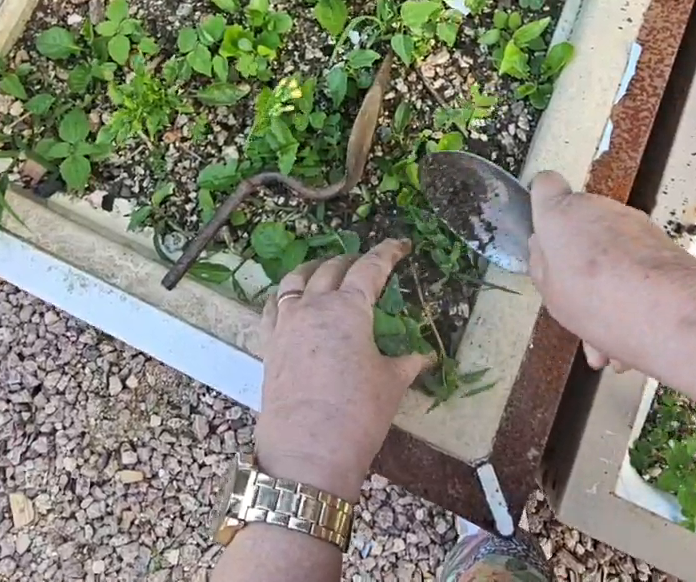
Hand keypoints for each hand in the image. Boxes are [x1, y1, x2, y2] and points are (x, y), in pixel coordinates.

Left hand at [255, 240, 429, 500]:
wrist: (307, 451)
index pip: (370, 268)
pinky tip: (289, 299)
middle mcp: (315, 306)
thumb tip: (426, 357)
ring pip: (296, 280)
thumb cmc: (358, 414)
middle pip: (332, 269)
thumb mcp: (391, 384)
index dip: (387, 252)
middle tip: (366, 262)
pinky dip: (283, 295)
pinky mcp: (268, 343)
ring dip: (314, 269)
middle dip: (351, 260)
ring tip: (326, 269)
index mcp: (349, 308)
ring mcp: (287, 323)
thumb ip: (407, 363)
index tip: (400, 245)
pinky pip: (272, 306)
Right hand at [527, 171, 695, 372]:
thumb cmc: (600, 301)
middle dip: (577, 266)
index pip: (545, 185)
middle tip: (577, 306)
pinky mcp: (661, 241)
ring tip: (606, 343)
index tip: (546, 236)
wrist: (676, 316)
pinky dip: (630, 293)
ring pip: (607, 253)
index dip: (543, 206)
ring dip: (605, 288)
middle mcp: (596, 208)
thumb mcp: (552, 292)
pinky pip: (633, 266)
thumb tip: (545, 247)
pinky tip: (628, 342)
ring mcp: (632, 223)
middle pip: (579, 229)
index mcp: (561, 214)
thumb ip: (543, 264)